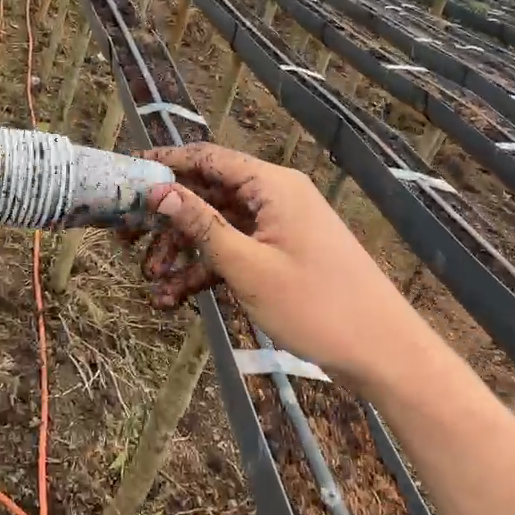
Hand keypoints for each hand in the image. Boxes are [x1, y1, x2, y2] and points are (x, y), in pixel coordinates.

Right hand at [128, 143, 436, 391]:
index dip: (164, 162)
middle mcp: (274, 198)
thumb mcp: (247, 266)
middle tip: (127, 239)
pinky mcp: (281, 256)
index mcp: (271, 186)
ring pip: (216, 226)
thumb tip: (158, 191)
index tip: (126, 173)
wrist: (387, 357)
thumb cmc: (318, 306)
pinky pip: (234, 252)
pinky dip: (206, 271)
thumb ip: (201, 225)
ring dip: (182, 251)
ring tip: (151, 280)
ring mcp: (278, 228)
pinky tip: (175, 298)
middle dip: (166, 219)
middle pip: (207, 193)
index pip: (207, 158)